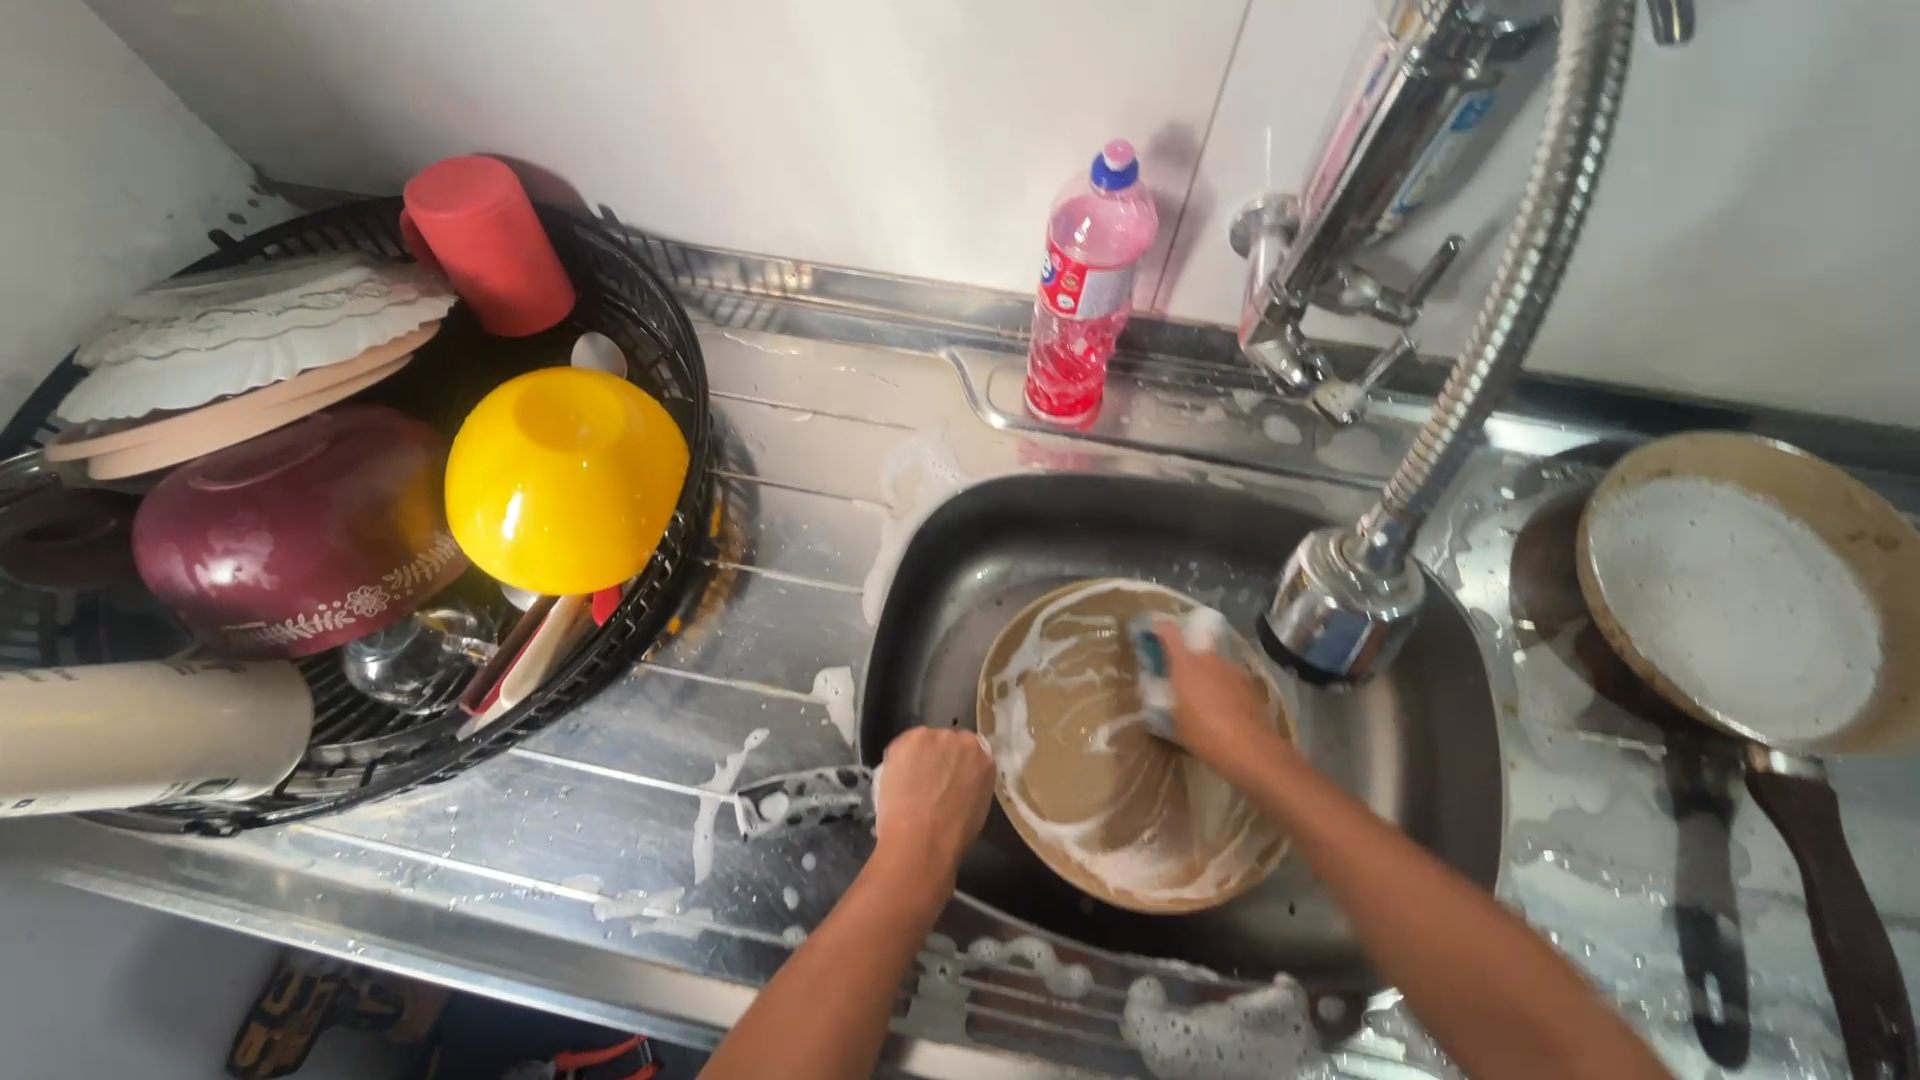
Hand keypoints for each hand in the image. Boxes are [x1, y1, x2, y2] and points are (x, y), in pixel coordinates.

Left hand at [873, 727, 995, 885]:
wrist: (923, 838)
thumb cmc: (953, 834)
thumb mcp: (977, 806)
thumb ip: (972, 784)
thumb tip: (960, 783)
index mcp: (984, 759)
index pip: (970, 751)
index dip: (955, 764)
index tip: (947, 776)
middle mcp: (964, 741)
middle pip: (948, 741)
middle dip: (939, 756)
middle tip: (927, 779)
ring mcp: (936, 737)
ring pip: (924, 741)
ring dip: (919, 755)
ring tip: (908, 781)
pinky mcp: (910, 739)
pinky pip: (903, 745)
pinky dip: (899, 758)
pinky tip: (896, 779)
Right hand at [1154, 617, 1290, 782]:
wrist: (1250, 749)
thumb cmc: (1204, 734)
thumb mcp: (1174, 720)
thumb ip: (1167, 700)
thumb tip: (1164, 694)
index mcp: (1186, 664)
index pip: (1170, 631)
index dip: (1160, 628)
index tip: (1153, 632)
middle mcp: (1209, 659)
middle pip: (1194, 647)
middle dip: (1185, 657)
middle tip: (1178, 675)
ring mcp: (1232, 669)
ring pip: (1213, 663)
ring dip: (1206, 672)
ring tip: (1203, 696)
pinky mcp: (1249, 683)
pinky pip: (1229, 677)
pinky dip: (1223, 685)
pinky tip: (1223, 706)